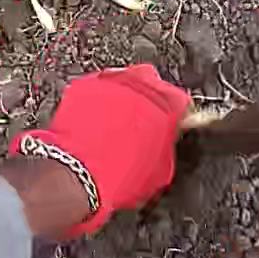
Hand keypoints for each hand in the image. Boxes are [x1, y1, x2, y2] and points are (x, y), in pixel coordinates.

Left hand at [13, 65, 189, 240]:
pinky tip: (93, 121)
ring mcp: (111, 82)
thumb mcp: (160, 171)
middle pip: (150, 82)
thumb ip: (168, 146)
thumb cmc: (119, 176)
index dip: (174, 115)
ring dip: (121, 97)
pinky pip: (96, 87)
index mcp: (168, 104)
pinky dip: (96, 100)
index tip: (169, 124)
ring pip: (122, 81)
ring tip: (113, 122)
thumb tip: (165, 142)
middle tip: (140, 123)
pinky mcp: (84, 85)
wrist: (79, 174)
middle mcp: (141, 85)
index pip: (180, 101)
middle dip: (147, 100)